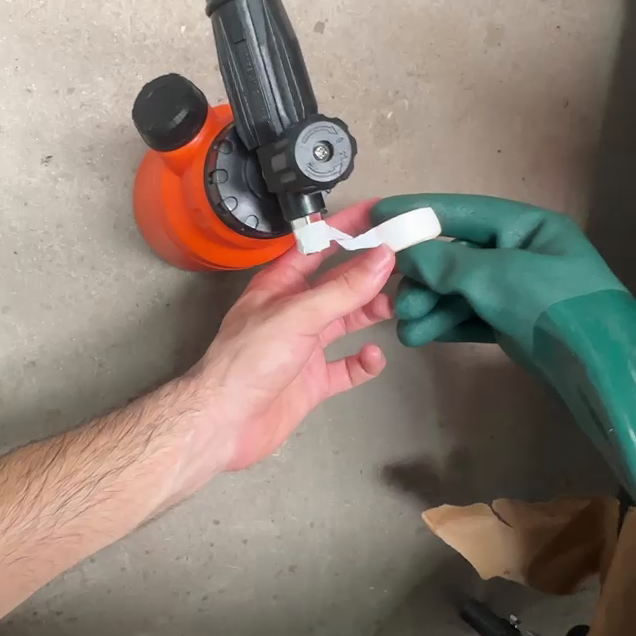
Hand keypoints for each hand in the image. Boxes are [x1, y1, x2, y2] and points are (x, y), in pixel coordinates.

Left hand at [181, 200, 394, 475]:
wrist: (225, 423)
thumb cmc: (247, 362)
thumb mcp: (298, 316)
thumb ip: (343, 289)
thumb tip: (382, 257)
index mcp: (279, 286)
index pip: (318, 246)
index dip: (348, 227)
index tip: (382, 212)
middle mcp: (293, 313)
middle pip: (339, 284)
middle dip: (371, 271)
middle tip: (410, 259)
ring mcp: (303, 348)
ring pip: (347, 322)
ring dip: (372, 312)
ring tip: (401, 304)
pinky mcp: (312, 382)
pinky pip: (347, 367)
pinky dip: (364, 362)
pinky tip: (373, 356)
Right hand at [375, 194, 624, 345]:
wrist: (602, 371)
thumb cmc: (554, 306)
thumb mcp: (495, 276)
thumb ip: (444, 262)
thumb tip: (401, 254)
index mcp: (525, 227)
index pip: (460, 213)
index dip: (416, 213)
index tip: (375, 215)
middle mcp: (519, 253)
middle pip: (453, 256)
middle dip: (420, 277)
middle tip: (393, 298)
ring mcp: (515, 290)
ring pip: (456, 291)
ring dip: (428, 307)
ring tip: (406, 329)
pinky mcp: (510, 323)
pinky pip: (467, 317)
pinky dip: (443, 325)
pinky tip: (420, 336)